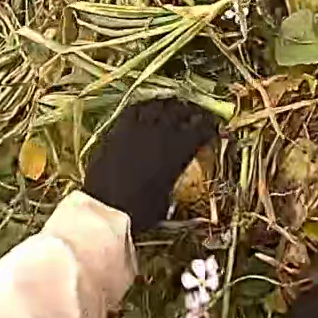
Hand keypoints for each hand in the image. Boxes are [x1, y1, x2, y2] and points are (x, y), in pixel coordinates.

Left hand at [83, 99, 218, 232]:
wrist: (105, 207)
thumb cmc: (139, 211)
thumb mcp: (167, 199)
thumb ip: (174, 180)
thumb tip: (180, 186)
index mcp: (179, 149)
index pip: (201, 129)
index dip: (209, 126)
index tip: (212, 127)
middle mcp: (163, 132)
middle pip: (182, 111)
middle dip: (191, 111)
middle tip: (194, 114)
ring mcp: (140, 127)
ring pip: (159, 105)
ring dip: (169, 105)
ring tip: (172, 107)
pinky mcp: (120, 128)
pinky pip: (135, 109)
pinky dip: (144, 106)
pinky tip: (146, 109)